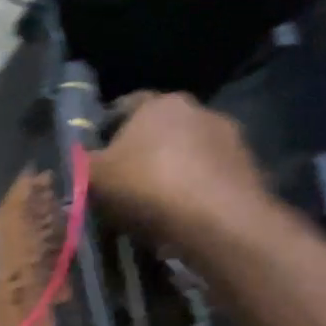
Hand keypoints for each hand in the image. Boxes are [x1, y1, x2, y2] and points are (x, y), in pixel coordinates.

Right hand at [89, 92, 269, 246]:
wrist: (218, 221)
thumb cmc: (146, 185)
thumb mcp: (92, 175)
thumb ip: (80, 161)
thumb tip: (75, 158)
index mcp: (160, 103)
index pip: (125, 105)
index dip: (106, 128)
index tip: (95, 152)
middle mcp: (199, 110)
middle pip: (159, 128)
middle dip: (141, 149)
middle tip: (121, 178)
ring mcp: (230, 138)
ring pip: (186, 151)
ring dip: (170, 168)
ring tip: (150, 200)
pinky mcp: (249, 168)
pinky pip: (208, 174)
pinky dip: (193, 187)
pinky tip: (178, 212)